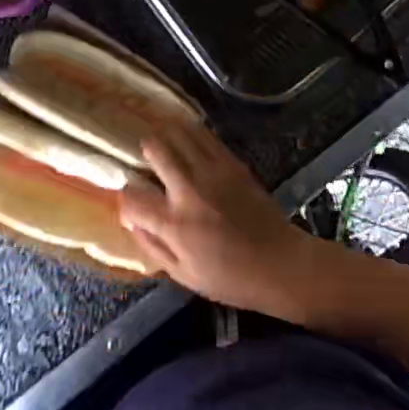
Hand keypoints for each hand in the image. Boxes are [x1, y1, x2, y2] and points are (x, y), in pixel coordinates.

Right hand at [119, 120, 314, 312]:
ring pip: (178, 133)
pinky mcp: (232, 164)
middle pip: (155, 149)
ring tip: (163, 139)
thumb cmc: (232, 278)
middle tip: (147, 158)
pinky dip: (190, 131)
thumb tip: (130, 221)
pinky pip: (204, 135)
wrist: (283, 265)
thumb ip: (152, 246)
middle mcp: (189, 191)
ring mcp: (212, 173)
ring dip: (165, 134)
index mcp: (175, 224)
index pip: (133, 197)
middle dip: (145, 150)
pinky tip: (186, 136)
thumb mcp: (184, 276)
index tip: (131, 201)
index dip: (125, 196)